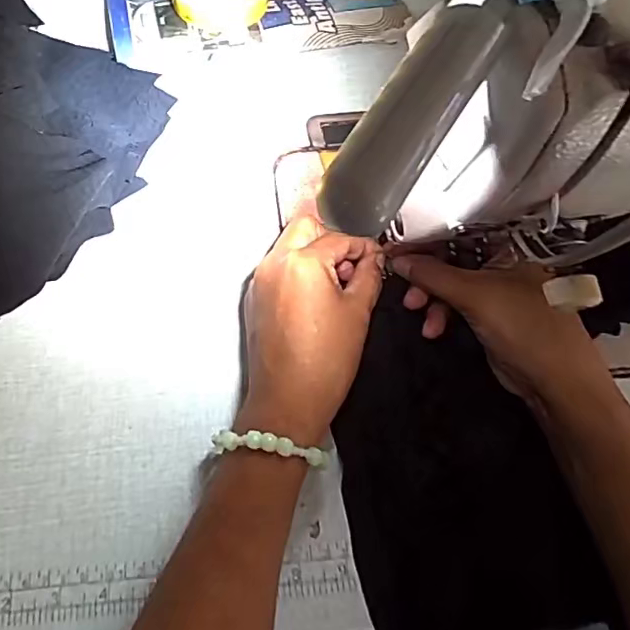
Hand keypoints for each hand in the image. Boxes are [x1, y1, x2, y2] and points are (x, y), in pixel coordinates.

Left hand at [240, 215, 383, 445]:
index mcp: (301, 263)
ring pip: (289, 245)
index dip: (363, 247)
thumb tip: (372, 260)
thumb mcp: (358, 312)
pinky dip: (298, 271)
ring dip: (314, 253)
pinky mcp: (255, 298)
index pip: (339, 237)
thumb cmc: (320, 366)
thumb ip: (368, 275)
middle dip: (332, 238)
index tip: (374, 258)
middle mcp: (273, 266)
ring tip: (337, 284)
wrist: (287, 402)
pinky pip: (279, 269)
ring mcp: (260, 282)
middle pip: (305, 226)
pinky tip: (318, 298)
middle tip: (352, 263)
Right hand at [390, 250, 603, 398]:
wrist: (557, 382)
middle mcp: (505, 263)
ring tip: (421, 314)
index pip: (460, 232)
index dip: (427, 240)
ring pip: (452, 284)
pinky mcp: (491, 315)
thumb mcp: (476, 295)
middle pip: (452, 258)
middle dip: (426, 276)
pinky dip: (443, 315)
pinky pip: (457, 305)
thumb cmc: (530, 330)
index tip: (398, 251)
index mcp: (510, 247)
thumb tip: (399, 260)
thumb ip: (433, 275)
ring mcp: (498, 290)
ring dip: (431, 299)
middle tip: (407, 289)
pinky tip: (434, 329)